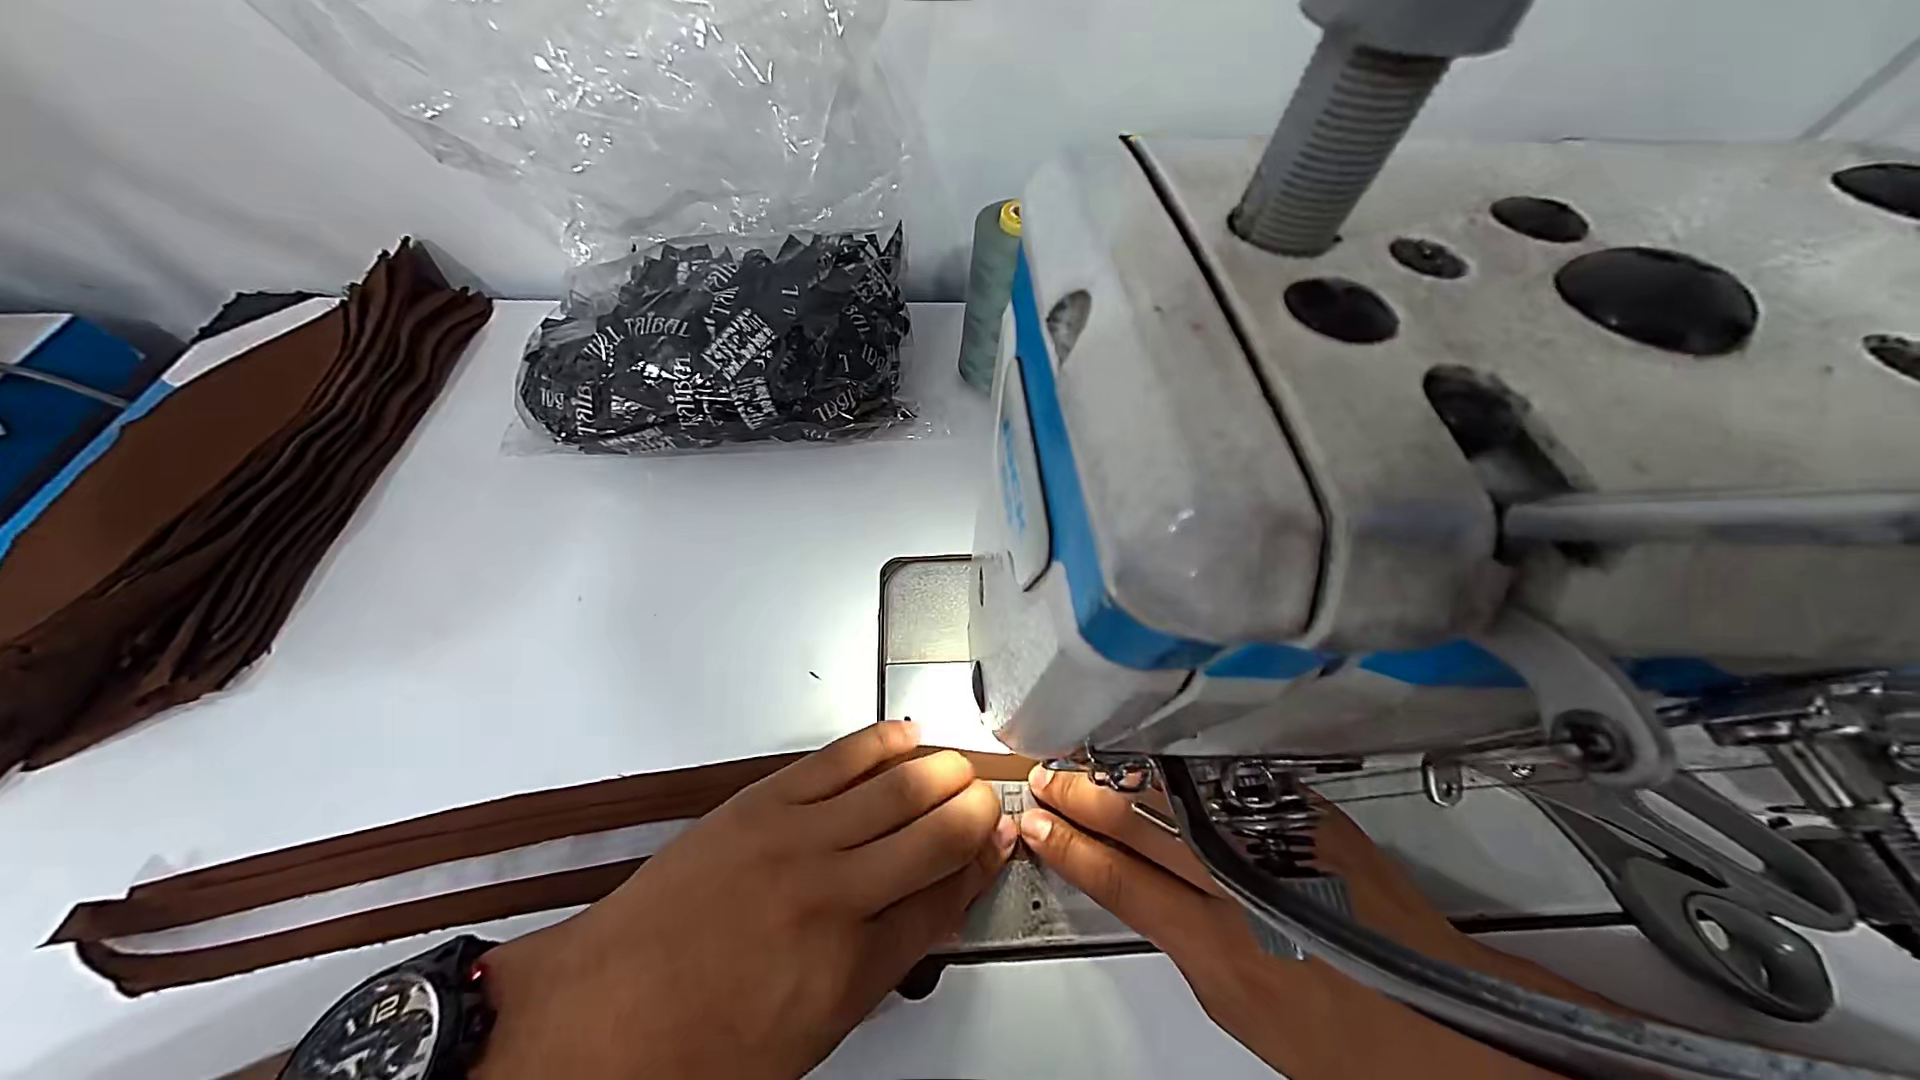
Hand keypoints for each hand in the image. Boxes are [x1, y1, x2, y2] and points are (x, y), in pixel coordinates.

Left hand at [472, 721, 1017, 1079]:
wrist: (597, 1015)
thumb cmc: (696, 1045)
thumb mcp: (809, 1033)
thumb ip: (877, 967)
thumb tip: (925, 916)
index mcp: (852, 969)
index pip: (946, 899)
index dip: (983, 864)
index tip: (1000, 841)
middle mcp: (835, 897)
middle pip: (936, 834)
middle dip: (975, 809)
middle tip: (989, 798)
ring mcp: (797, 840)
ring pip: (898, 788)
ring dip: (942, 768)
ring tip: (961, 763)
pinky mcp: (761, 802)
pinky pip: (840, 759)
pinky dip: (882, 741)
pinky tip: (905, 734)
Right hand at [1019, 767, 1576, 1078]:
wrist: (1440, 1015)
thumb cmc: (1341, 1037)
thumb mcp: (1237, 1007)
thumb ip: (1181, 939)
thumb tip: (1139, 890)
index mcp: (1219, 944)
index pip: (1119, 879)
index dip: (1069, 847)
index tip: (1036, 826)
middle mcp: (1245, 881)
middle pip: (1138, 822)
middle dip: (1081, 797)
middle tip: (1045, 780)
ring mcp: (1276, 837)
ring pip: (1173, 788)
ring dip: (1118, 772)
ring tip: (1081, 761)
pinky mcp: (1304, 813)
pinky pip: (1222, 778)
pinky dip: (1173, 766)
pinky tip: (1145, 754)